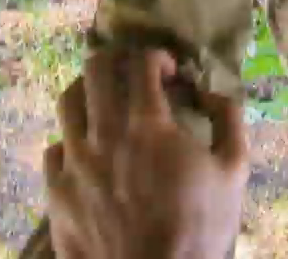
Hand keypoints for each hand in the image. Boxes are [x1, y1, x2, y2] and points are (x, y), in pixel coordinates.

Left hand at [44, 47, 248, 258]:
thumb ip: (229, 118)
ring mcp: (75, 163)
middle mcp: (105, 134)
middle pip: (96, 68)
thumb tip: (214, 89)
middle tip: (134, 76)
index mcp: (148, 124)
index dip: (159, 57)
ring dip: (89, 93)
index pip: (142, 60)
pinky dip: (71, 141)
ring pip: (67, 100)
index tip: (171, 73)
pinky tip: (88, 152)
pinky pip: (54, 148)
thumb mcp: (233, 171)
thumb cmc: (198, 230)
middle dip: (118, 61)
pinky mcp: (56, 195)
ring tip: (106, 105)